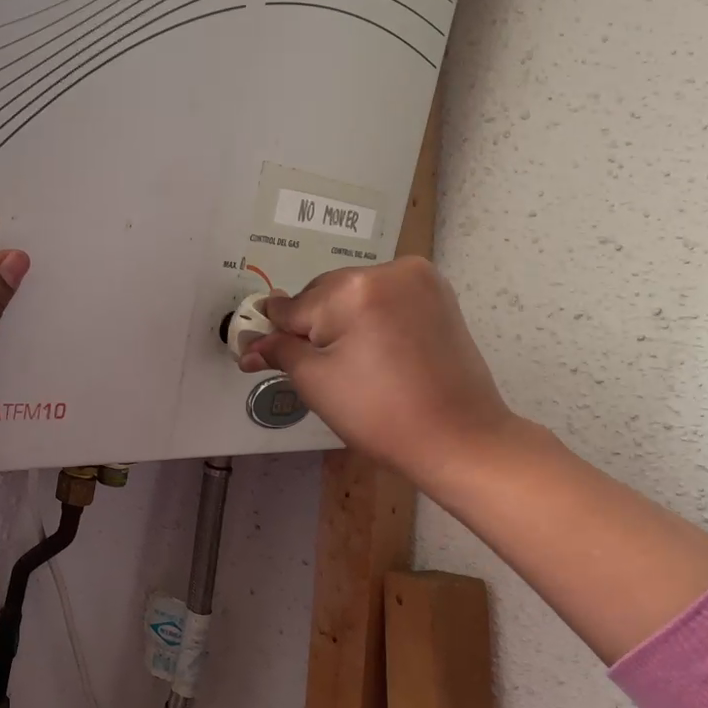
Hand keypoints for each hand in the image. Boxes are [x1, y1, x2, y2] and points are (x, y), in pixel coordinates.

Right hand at [240, 257, 516, 485]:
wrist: (459, 438)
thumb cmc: (378, 413)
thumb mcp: (315, 381)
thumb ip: (278, 351)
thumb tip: (249, 345)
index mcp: (353, 288)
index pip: (292, 306)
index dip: (275, 334)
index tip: (262, 356)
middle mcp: (388, 270)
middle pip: (323, 295)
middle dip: (313, 327)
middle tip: (319, 371)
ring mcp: (420, 279)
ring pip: (353, 296)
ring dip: (342, 322)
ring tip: (352, 366)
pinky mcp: (439, 295)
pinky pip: (384, 299)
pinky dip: (371, 319)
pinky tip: (375, 353)